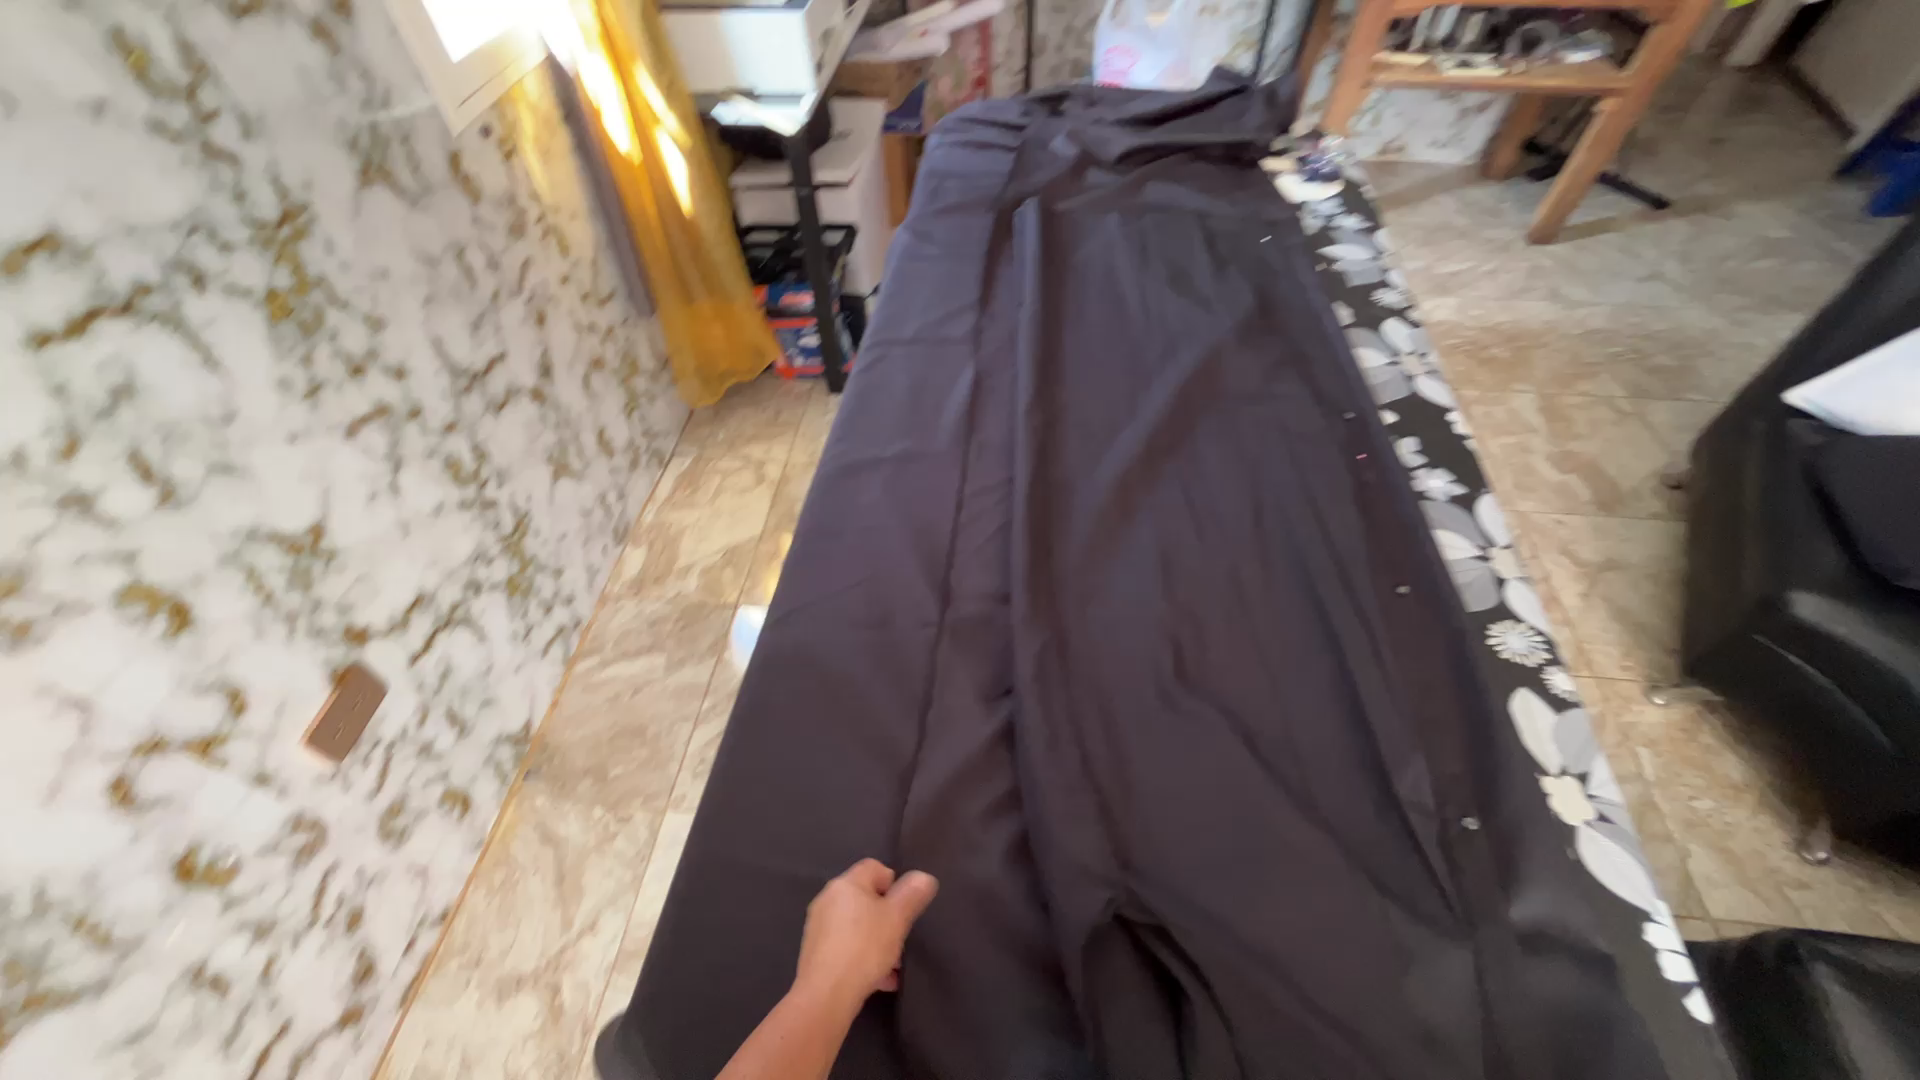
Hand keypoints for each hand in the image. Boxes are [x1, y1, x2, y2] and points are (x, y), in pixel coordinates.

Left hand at [792, 859, 939, 1010]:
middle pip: (866, 898)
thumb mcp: (897, 918)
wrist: (825, 996)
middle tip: (902, 938)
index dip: (894, 883)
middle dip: (887, 917)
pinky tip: (880, 980)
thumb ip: (912, 895)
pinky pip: (846, 947)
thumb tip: (924, 877)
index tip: (905, 908)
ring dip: (878, 941)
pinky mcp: (815, 953)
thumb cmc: (864, 948)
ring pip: (857, 926)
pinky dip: (863, 957)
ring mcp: (819, 927)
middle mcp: (828, 899)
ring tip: (894, 966)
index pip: (875, 867)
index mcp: (846, 884)